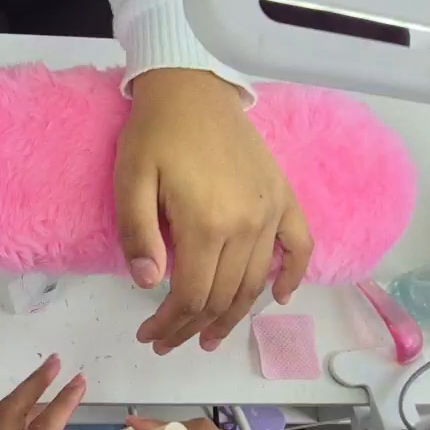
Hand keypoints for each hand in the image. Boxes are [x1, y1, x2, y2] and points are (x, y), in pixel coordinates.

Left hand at [119, 67, 313, 353]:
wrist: (191, 87)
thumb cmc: (153, 134)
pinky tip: (281, 298)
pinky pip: (299, 245)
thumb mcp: (130, 181)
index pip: (192, 296)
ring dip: (235, 316)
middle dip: (194, 328)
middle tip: (168, 343)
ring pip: (257, 281)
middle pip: (224, 297)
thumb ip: (138, 234)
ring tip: (210, 338)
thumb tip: (150, 286)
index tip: (148, 336)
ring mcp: (271, 210)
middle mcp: (247, 224)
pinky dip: (293, 275)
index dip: (170, 324)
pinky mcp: (283, 196)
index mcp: (206, 223)